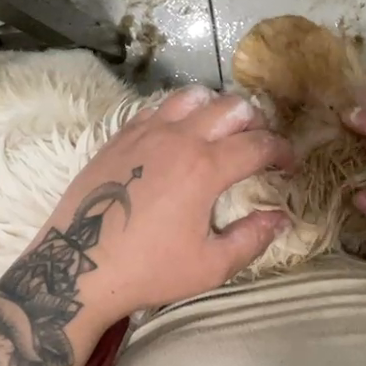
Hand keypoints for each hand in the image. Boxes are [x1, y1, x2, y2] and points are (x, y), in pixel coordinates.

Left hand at [46, 86, 295, 325]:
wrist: (76, 264)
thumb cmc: (148, 269)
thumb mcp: (209, 267)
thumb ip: (251, 239)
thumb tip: (281, 218)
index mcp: (206, 167)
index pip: (259, 144)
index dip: (282, 151)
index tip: (289, 164)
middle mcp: (180, 137)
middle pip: (231, 107)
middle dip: (256, 120)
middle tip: (260, 143)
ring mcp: (148, 130)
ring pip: (193, 96)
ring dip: (217, 106)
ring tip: (222, 128)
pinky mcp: (123, 133)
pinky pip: (159, 106)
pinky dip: (180, 112)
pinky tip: (179, 134)